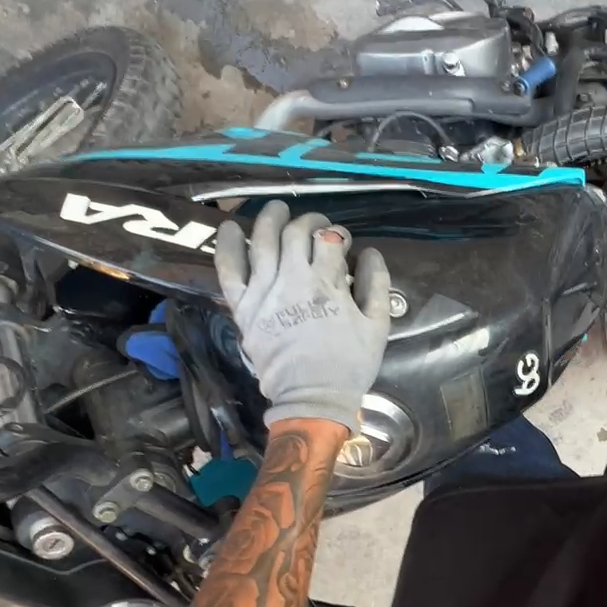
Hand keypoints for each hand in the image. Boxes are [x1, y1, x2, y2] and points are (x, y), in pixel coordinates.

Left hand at [214, 200, 391, 429]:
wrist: (312, 398)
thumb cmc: (349, 365)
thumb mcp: (377, 327)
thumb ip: (377, 286)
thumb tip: (371, 254)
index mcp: (327, 284)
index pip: (329, 240)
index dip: (337, 233)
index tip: (341, 240)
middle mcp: (292, 279)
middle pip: (296, 233)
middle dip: (308, 221)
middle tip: (315, 224)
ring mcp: (264, 291)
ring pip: (263, 241)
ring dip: (271, 219)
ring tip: (277, 209)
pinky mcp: (244, 307)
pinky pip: (230, 270)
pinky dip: (229, 246)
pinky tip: (232, 228)